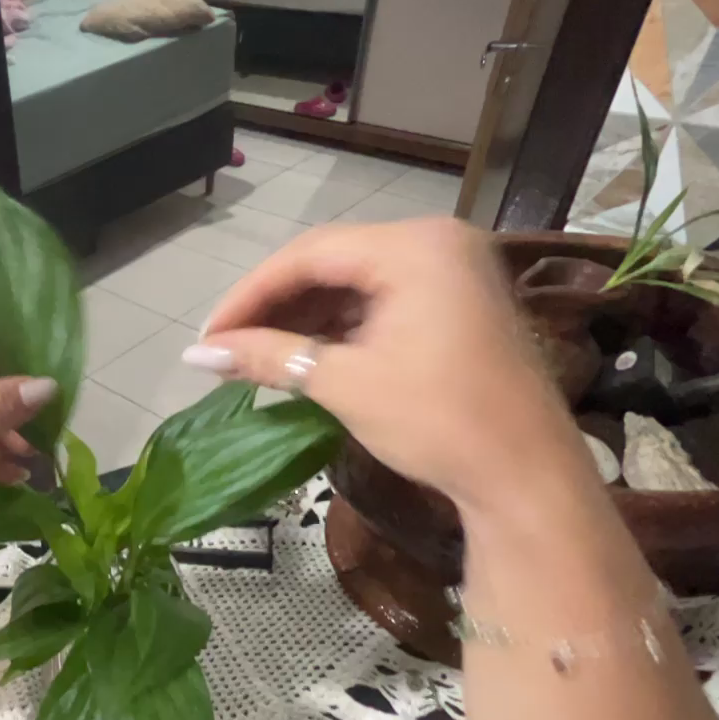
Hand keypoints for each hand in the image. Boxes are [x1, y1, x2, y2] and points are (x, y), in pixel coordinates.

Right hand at [184, 218, 593, 513]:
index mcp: (414, 248)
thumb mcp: (344, 384)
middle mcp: (434, 244)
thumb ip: (267, 357)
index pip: (308, 255)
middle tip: (225, 349)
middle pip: (328, 265)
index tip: (207, 337)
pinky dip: (334, 330)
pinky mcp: (452, 304)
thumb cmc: (437, 421)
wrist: (524, 476)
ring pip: (350, 285)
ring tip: (252, 358)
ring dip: (299, 320)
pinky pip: (376, 303)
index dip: (248, 296)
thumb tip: (194, 356)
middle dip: (272, 308)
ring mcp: (448, 273)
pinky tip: (299, 357)